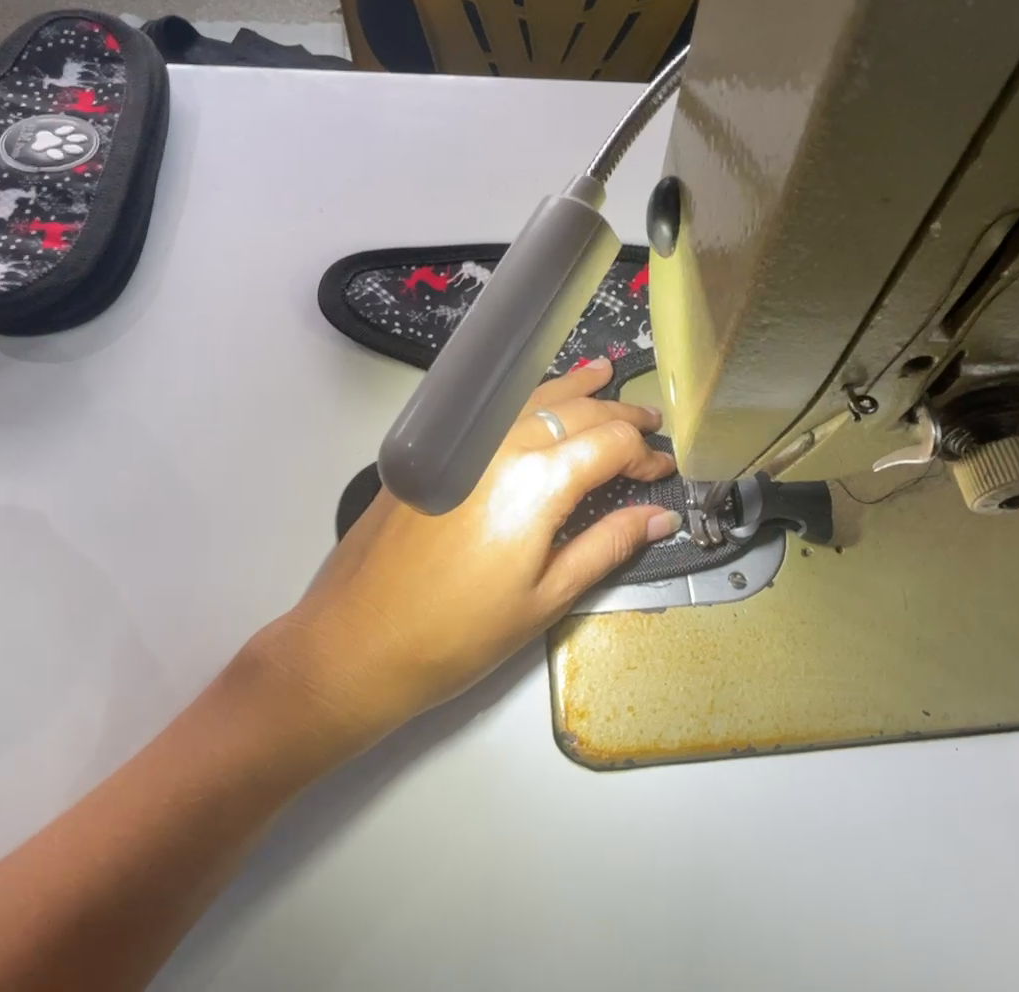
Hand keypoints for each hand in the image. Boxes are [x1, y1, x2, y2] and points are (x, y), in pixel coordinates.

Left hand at [274, 358, 681, 733]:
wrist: (355, 644)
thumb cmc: (456, 635)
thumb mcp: (545, 598)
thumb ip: (606, 546)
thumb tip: (657, 518)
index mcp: (535, 481)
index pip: (610, 444)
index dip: (644, 455)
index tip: (663, 470)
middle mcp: (498, 445)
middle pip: (574, 410)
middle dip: (619, 414)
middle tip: (650, 422)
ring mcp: (460, 443)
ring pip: (529, 398)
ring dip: (572, 389)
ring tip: (604, 374)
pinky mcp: (432, 452)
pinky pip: (492, 411)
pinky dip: (526, 399)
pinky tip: (538, 402)